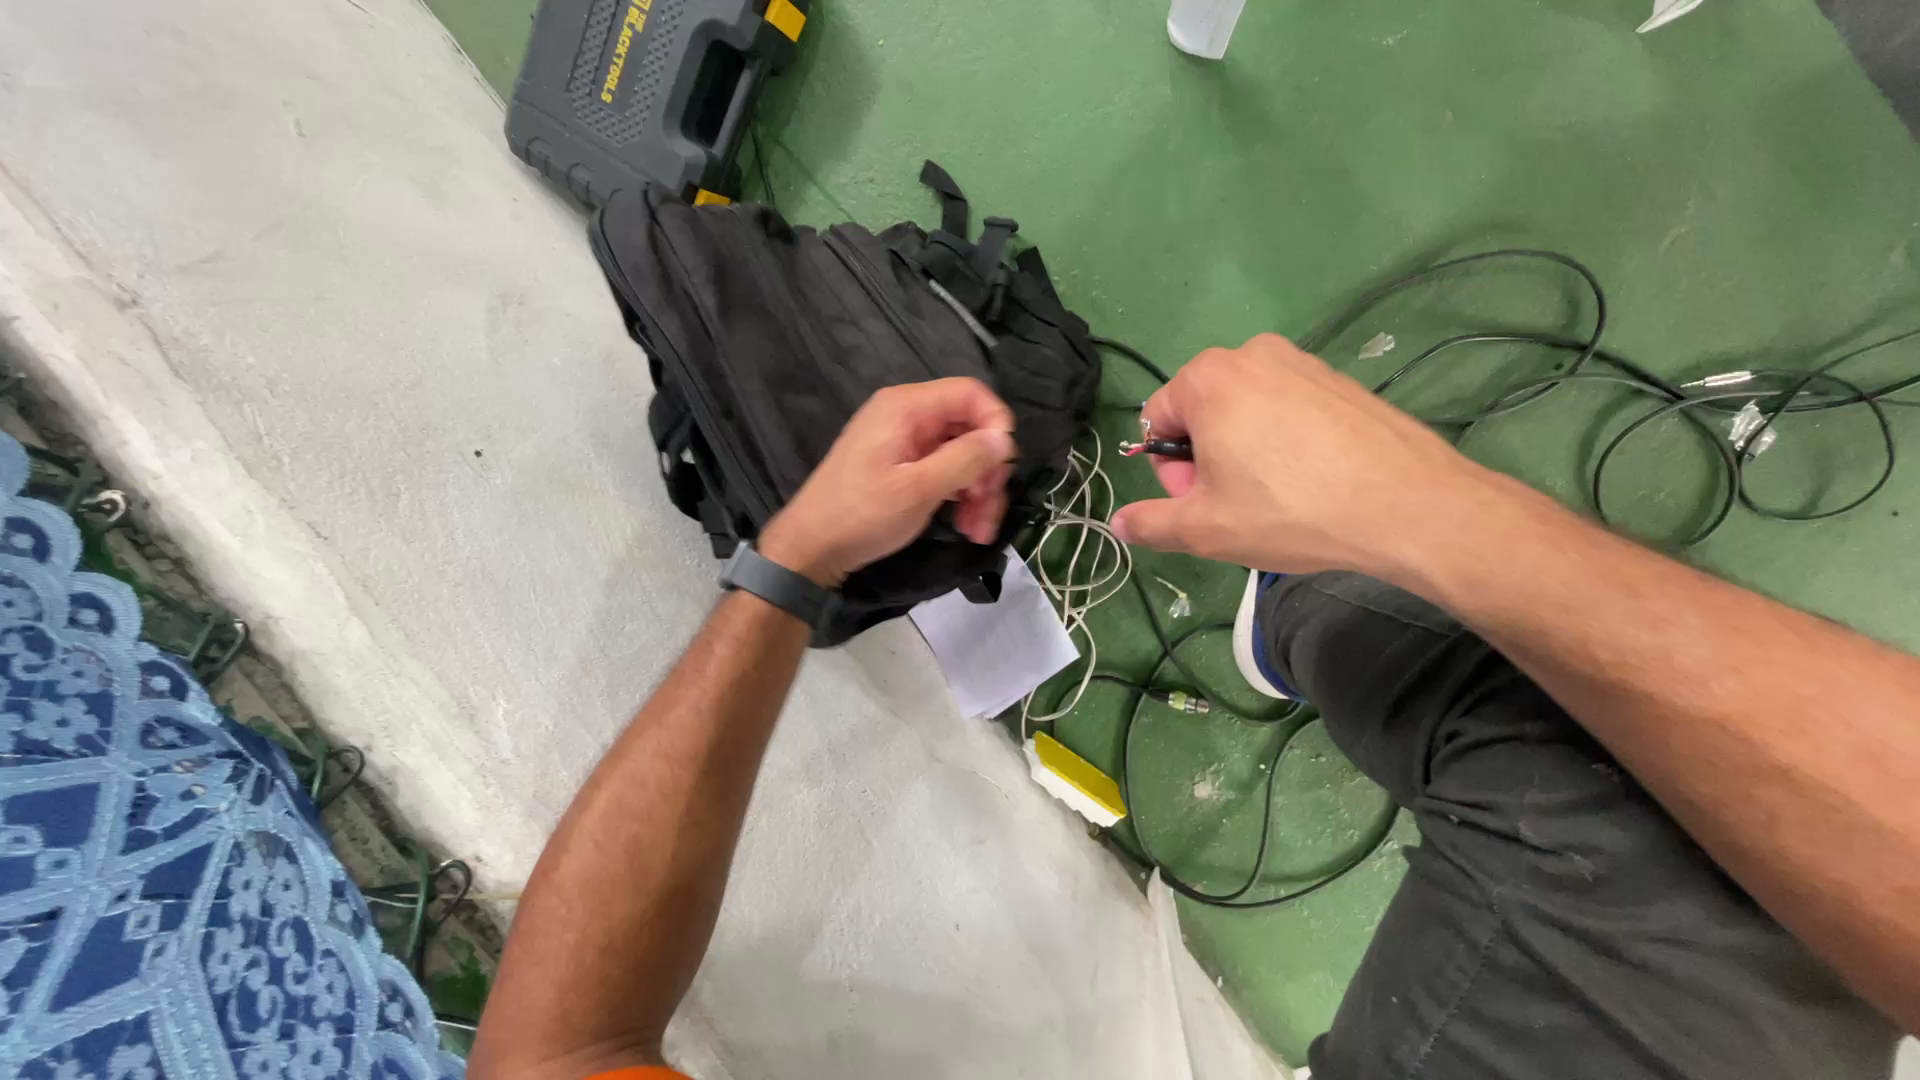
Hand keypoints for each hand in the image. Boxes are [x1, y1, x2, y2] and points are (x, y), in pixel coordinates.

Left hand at [757, 378, 1017, 586]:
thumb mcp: (918, 489)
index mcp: (906, 407)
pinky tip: (966, 527)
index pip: (971, 393)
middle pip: (970, 428)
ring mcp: (904, 443)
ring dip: (978, 491)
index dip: (996, 425)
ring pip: (962, 455)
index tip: (1005, 467)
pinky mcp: (903, 468)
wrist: (811, 550)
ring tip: (978, 531)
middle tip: (991, 511)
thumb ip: (964, 459)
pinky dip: (960, 497)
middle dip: (988, 470)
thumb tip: (1005, 439)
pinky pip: (945, 471)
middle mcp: (907, 416)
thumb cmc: (860, 515)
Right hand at [1110, 334, 1489, 577]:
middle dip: (1204, 460)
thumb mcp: (1205, 529)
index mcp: (1206, 379)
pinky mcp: (1335, 378)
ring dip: (1241, 452)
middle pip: (1198, 413)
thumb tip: (1119, 525)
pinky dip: (1281, 441)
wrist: (1408, 504)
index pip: (1154, 422)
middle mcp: (1249, 354)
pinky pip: (1283, 409)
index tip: (1201, 502)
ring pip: (1241, 412)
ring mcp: (1298, 361)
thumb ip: (1150, 524)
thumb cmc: (1290, 511)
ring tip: (1277, 494)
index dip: (1169, 471)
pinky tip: (1310, 478)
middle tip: (1237, 504)